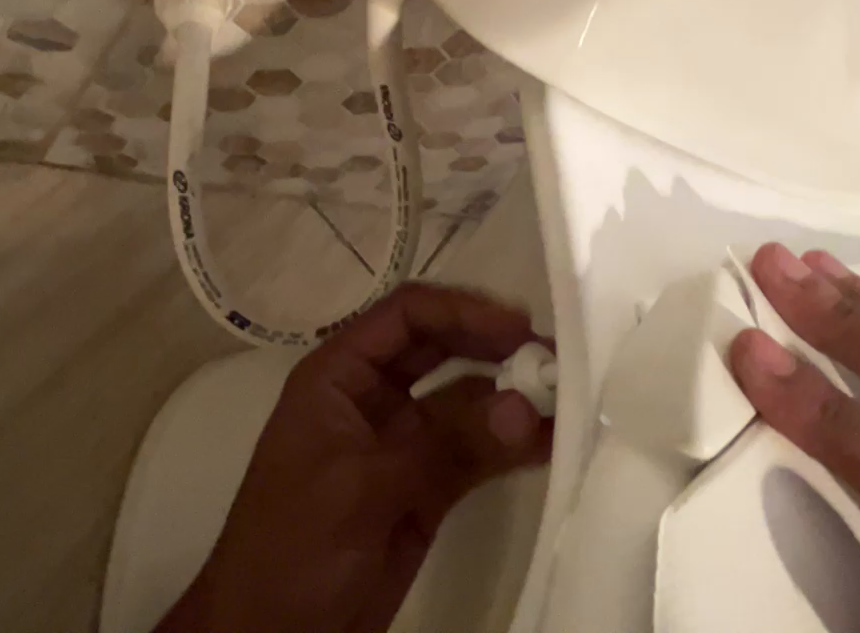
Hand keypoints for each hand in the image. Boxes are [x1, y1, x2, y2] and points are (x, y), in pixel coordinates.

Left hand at [157, 284, 553, 632]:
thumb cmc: (292, 548)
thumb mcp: (360, 489)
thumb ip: (443, 446)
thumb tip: (525, 407)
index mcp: (339, 375)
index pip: (405, 317)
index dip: (461, 311)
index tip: (519, 326)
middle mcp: (374, 395)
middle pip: (441, 348)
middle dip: (494, 346)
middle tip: (554, 358)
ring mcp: (403, 441)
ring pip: (465, 400)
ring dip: (510, 397)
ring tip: (568, 399)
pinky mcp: (428, 486)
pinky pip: (476, 451)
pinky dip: (512, 444)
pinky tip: (551, 441)